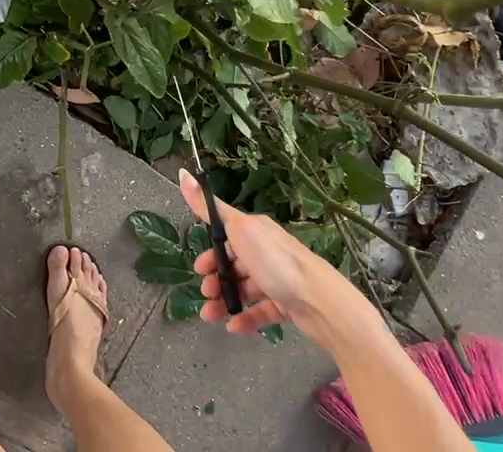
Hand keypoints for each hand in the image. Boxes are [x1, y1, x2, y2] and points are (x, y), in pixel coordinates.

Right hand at [177, 169, 371, 344]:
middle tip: (205, 294)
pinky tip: (233, 328)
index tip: (198, 269)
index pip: (226, 237)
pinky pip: (261, 310)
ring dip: (225, 301)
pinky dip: (246, 318)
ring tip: (211, 317)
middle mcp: (266, 252)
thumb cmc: (276, 262)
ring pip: (245, 289)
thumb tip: (181, 173)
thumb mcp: (238, 229)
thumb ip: (208, 208)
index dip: (210, 252)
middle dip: (216, 279)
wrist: (321, 302)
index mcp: (255, 231)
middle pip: (234, 264)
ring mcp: (278, 279)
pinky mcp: (287, 304)